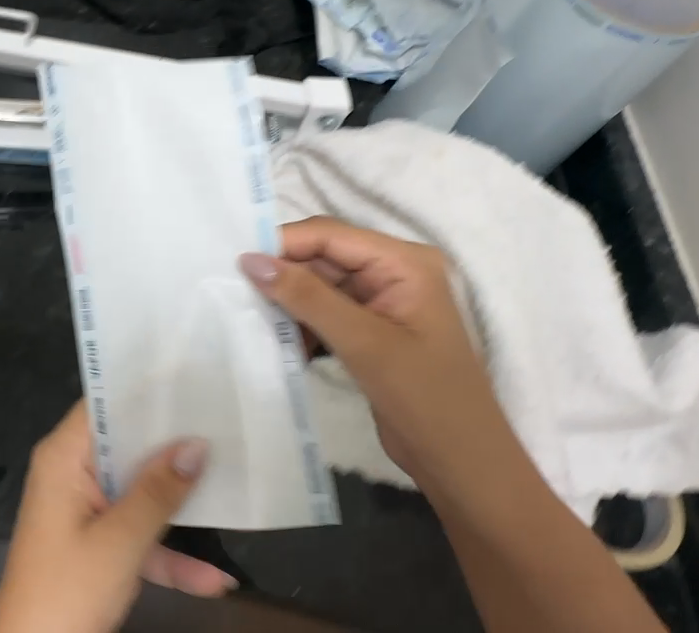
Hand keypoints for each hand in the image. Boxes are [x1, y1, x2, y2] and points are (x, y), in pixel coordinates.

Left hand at [0, 404, 235, 632]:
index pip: (103, 406)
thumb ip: (157, 492)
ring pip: (135, 493)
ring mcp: (83, 510)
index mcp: (63, 457)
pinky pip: (135, 537)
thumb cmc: (67, 587)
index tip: (190, 384)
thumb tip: (195, 443)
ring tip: (231, 493)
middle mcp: (70, 473)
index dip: (143, 394)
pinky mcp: (94, 545)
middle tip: (223, 430)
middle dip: (171, 447)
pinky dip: (167, 556)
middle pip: (125, 447)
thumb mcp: (119, 541)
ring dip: (177, 507)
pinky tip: (215, 581)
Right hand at [238, 216, 513, 495]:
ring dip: (287, 300)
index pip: (329, 234)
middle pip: (320, 254)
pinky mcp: (369, 326)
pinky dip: (299, 321)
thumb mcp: (362, 342)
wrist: (462, 465)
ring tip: (251, 316)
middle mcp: (393, 271)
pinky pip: (321, 307)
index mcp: (404, 262)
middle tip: (235, 290)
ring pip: (316, 282)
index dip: (282, 244)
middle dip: (282, 272)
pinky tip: (279, 340)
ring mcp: (380, 299)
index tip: (235, 262)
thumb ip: (305, 296)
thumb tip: (249, 259)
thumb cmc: (425, 397)